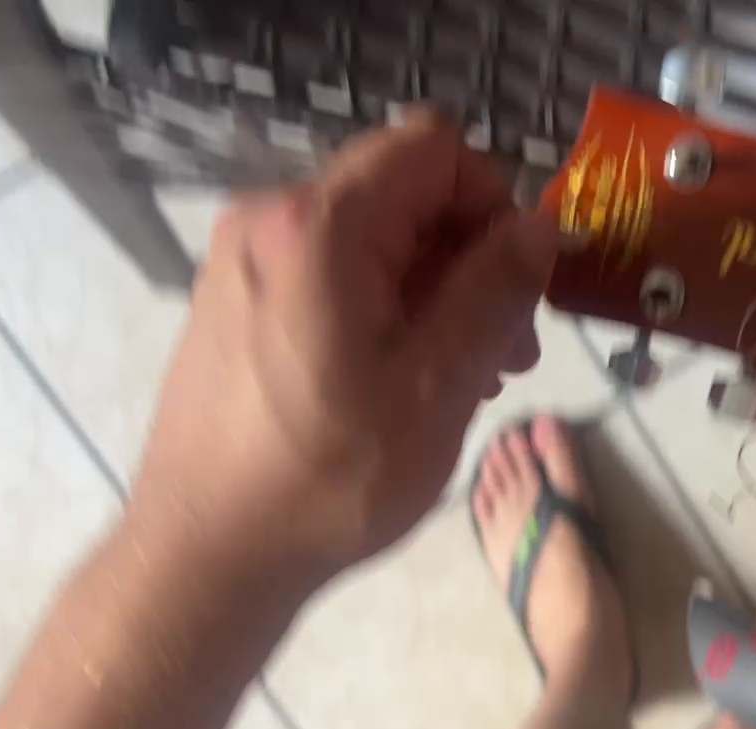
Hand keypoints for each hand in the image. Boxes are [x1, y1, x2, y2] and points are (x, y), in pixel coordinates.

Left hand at [125, 112, 555, 586]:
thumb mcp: (440, 383)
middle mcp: (272, 220)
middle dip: (478, 261)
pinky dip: (399, 313)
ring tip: (475, 375)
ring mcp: (250, 262)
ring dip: (446, 294)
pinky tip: (419, 380)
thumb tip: (542, 226)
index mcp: (320, 226)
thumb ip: (496, 291)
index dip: (499, 204)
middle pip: (409, 196)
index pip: (436, 150)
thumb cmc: (335, 475)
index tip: (527, 284)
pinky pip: (343, 279)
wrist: (213, 551)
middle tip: (512, 350)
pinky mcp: (245, 305)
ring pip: (381, 243)